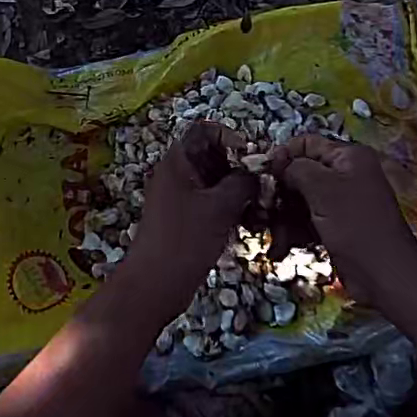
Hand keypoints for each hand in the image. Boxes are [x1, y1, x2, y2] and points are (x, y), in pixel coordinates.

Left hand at [118, 122, 255, 313]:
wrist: (155, 285)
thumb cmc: (185, 239)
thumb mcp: (220, 207)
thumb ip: (242, 182)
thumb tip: (257, 174)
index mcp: (177, 161)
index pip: (204, 130)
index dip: (230, 136)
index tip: (250, 157)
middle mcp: (177, 174)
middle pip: (212, 155)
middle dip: (239, 167)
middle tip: (261, 186)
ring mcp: (180, 197)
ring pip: (214, 181)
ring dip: (238, 191)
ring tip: (259, 208)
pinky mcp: (186, 219)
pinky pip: (212, 203)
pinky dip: (230, 209)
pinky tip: (249, 225)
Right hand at [268, 136, 416, 310]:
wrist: (385, 276)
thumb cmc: (355, 225)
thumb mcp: (323, 188)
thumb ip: (296, 168)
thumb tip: (277, 166)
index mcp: (347, 157)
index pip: (305, 143)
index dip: (282, 156)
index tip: (263, 175)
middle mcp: (344, 175)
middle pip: (300, 173)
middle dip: (279, 192)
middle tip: (262, 210)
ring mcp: (340, 202)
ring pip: (300, 199)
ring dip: (283, 216)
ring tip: (274, 236)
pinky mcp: (335, 226)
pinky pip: (307, 219)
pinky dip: (294, 231)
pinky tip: (282, 247)